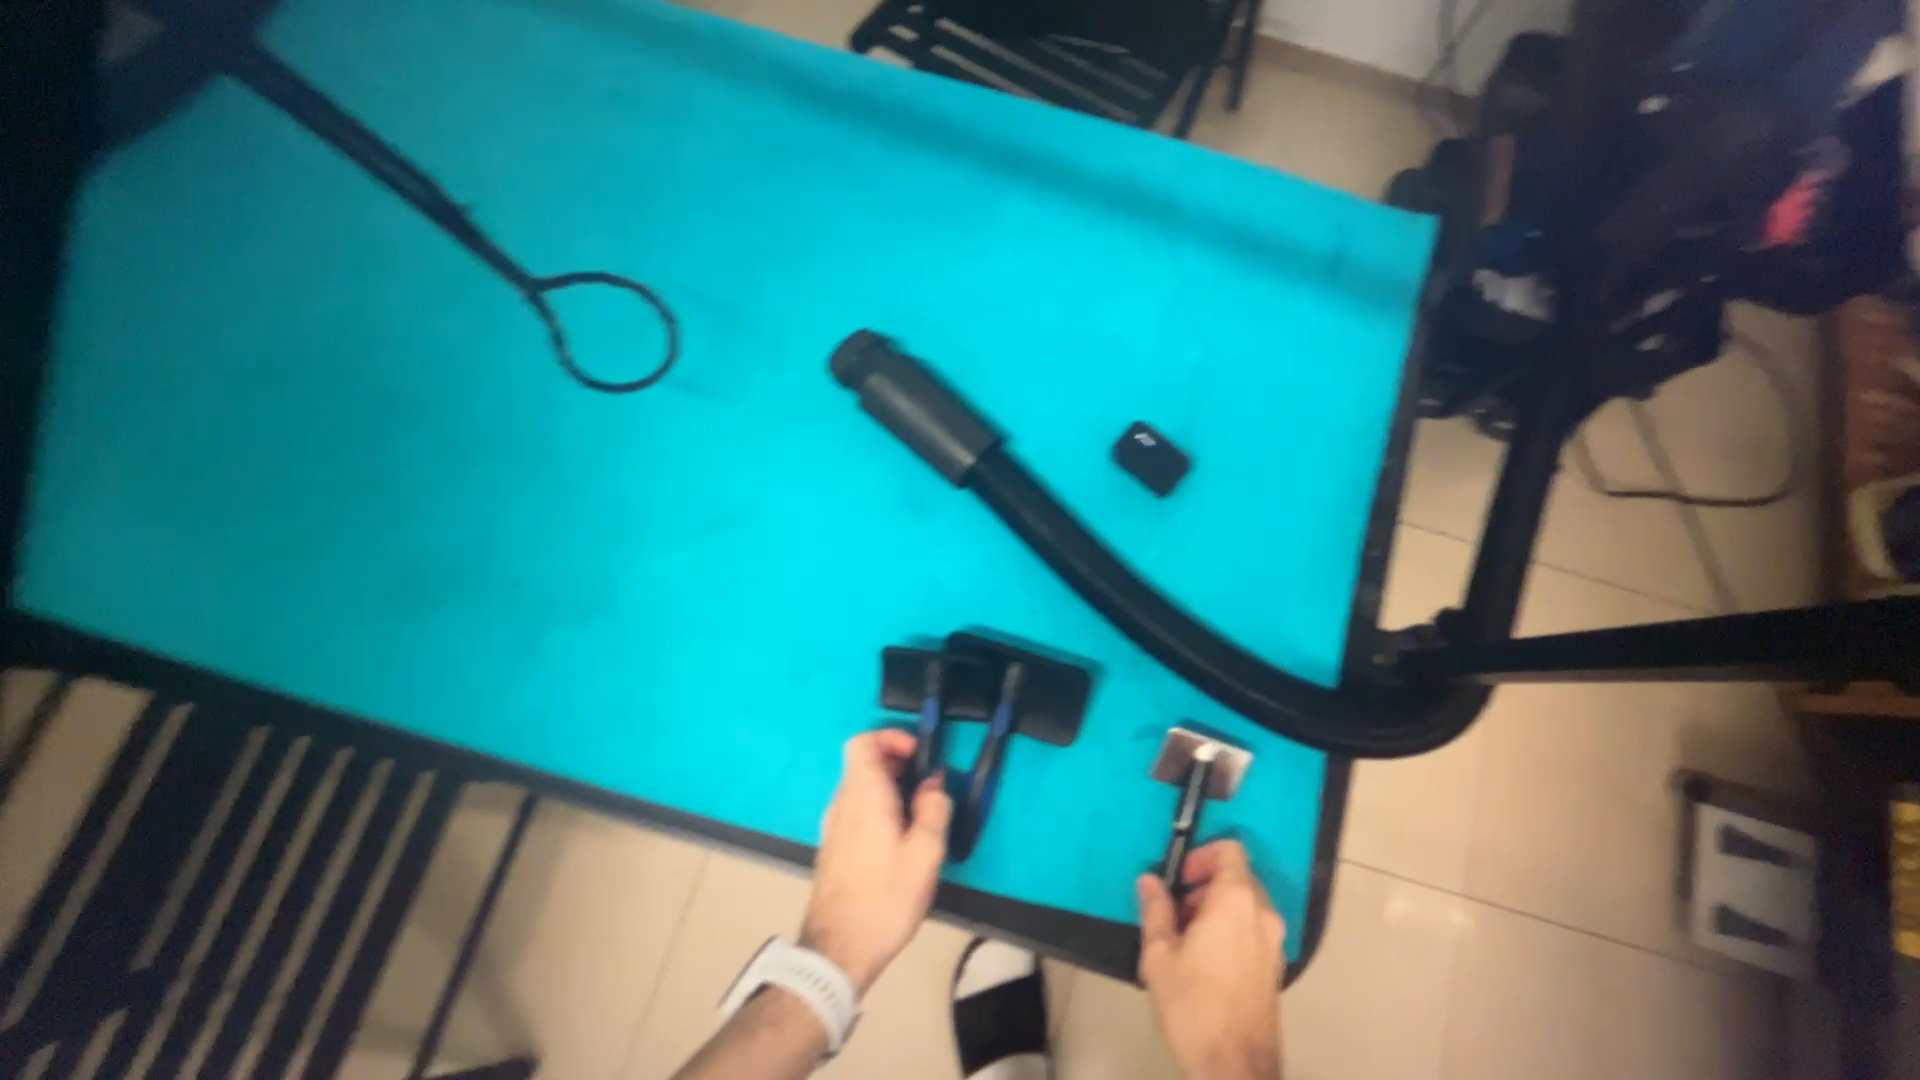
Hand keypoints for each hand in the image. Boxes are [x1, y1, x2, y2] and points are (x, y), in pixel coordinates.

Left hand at [801, 730, 952, 993]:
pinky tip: (900, 840)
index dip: (890, 738)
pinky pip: (857, 811)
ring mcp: (834, 826)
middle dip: (898, 765)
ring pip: (861, 788)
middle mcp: (842, 803)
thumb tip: (933, 783)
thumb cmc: (885, 898)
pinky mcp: (834, 848)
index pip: (863, 742)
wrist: (837, 951)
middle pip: (864, 763)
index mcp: (863, 795)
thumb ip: (933, 810)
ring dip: (890, 789)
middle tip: (928, 787)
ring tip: (920, 815)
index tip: (918, 756)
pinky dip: (879, 809)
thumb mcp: (925, 854)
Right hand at [1136, 841, 1284, 1079]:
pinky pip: (1253, 929)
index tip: (1178, 879)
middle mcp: (1263, 914)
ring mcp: (1274, 942)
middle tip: (1175, 910)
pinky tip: (1205, 959)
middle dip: (1205, 884)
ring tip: (1186, 937)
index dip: (1201, 855)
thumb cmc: (1192, 1005)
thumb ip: (1156, 909)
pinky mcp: (1275, 967)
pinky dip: (1231, 928)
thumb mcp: (1159, 954)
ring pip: (1246, 904)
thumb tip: (1150, 880)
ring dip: (1217, 907)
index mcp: (1236, 901)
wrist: (1235, 1069)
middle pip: (1238, 877)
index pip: (1230, 851)